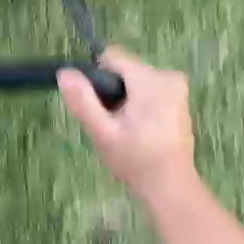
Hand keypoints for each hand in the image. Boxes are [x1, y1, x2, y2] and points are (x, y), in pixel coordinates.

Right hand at [57, 47, 196, 199]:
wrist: (171, 186)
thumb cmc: (136, 161)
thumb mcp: (103, 134)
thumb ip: (83, 101)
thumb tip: (64, 72)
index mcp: (151, 80)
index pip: (112, 56)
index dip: (96, 78)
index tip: (97, 106)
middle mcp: (168, 75)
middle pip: (123, 69)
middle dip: (111, 92)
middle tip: (109, 124)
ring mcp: (177, 87)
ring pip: (133, 80)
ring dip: (123, 99)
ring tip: (123, 130)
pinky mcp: (179, 98)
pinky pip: (147, 89)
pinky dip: (137, 104)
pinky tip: (137, 130)